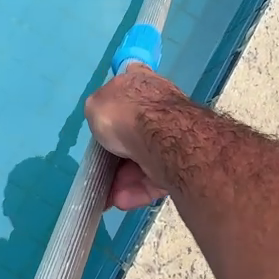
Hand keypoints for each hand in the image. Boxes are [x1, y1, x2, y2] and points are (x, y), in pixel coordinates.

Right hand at [86, 66, 182, 210]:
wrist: (165, 136)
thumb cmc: (124, 115)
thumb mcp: (95, 106)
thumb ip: (99, 110)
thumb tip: (105, 116)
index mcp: (141, 80)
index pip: (132, 78)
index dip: (120, 97)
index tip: (111, 116)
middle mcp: (160, 103)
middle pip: (135, 129)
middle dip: (117, 155)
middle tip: (103, 173)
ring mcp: (174, 131)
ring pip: (145, 157)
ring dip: (125, 179)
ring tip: (110, 198)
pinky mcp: (183, 159)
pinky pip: (157, 175)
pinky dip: (139, 188)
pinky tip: (124, 200)